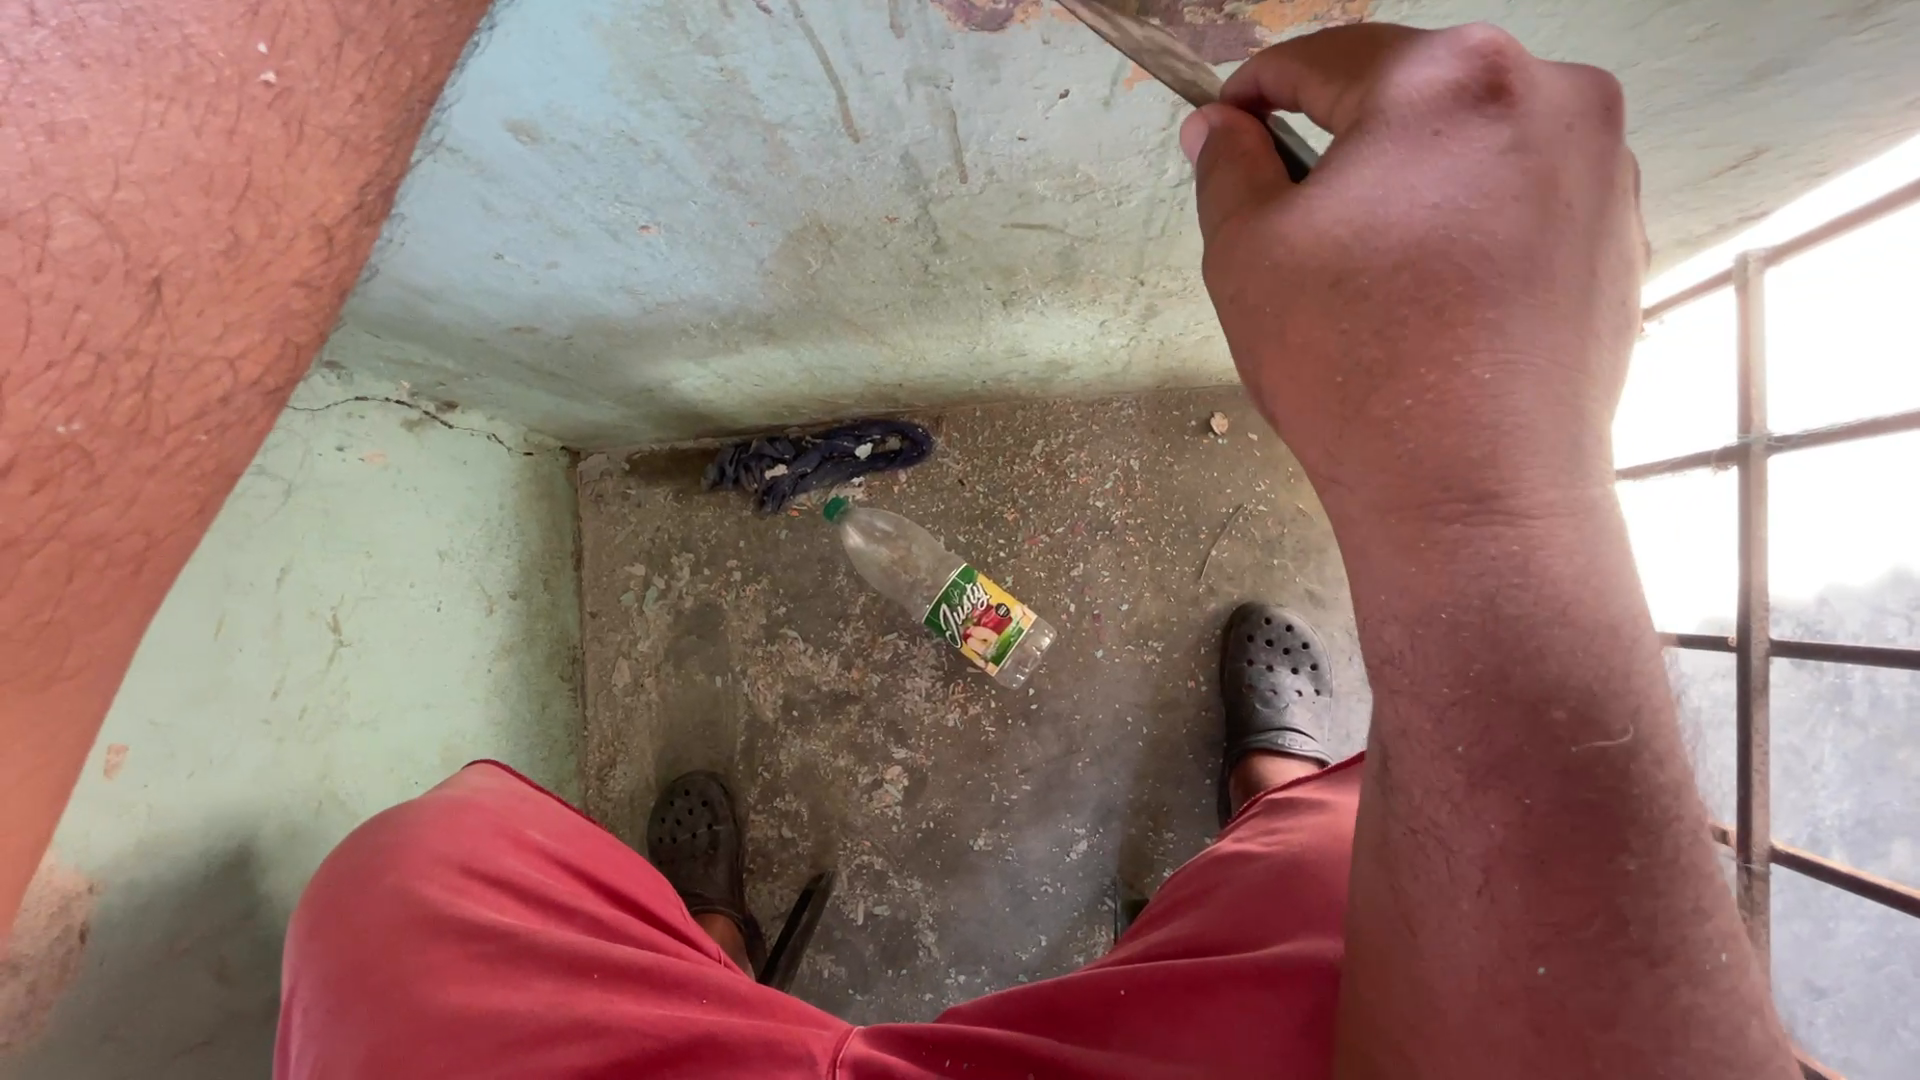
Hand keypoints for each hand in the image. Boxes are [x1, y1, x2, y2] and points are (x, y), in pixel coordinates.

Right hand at [1185, 23, 1646, 523]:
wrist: (1471, 487)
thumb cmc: (1342, 361)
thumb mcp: (1244, 258)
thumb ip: (1224, 169)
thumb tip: (1214, 124)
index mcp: (1442, 79)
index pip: (1324, 55)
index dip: (1255, 90)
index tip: (1223, 130)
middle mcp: (1546, 90)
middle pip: (1405, 97)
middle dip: (1337, 148)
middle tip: (1294, 229)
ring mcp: (1602, 161)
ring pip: (1465, 148)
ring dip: (1402, 187)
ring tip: (1367, 279)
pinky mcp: (1621, 231)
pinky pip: (1517, 198)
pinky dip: (1461, 227)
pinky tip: (1431, 303)